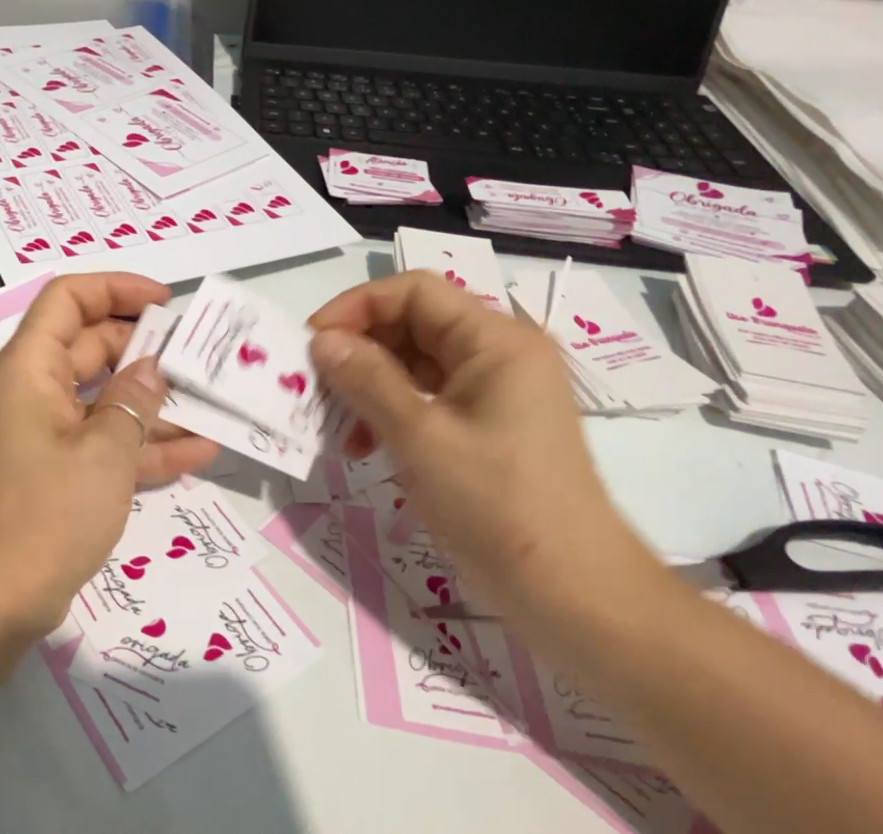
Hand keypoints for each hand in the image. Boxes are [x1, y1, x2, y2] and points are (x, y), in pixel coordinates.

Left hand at [0, 274, 221, 640]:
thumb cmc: (46, 513)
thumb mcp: (104, 452)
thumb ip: (136, 401)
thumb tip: (154, 366)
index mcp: (29, 369)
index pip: (68, 300)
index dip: (116, 289)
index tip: (167, 302)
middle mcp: (32, 392)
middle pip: (91, 347)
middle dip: (147, 349)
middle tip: (202, 358)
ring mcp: (45, 435)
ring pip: (105, 400)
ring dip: (155, 403)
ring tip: (215, 404)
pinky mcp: (57, 473)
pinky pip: (104, 444)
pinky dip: (143, 446)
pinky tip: (200, 451)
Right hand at [307, 271, 662, 618]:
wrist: (571, 591)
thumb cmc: (496, 505)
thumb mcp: (420, 437)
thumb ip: (367, 380)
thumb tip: (322, 341)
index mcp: (496, 341)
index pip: (413, 292)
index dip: (356, 307)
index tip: (312, 345)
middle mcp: (500, 354)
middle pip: (414, 324)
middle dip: (359, 350)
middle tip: (316, 389)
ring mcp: (497, 392)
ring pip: (416, 363)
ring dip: (369, 385)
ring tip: (338, 428)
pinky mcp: (490, 427)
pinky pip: (428, 398)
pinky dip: (391, 412)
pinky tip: (365, 447)